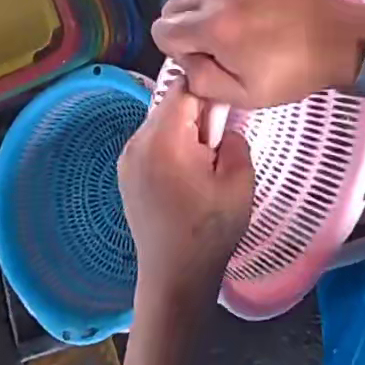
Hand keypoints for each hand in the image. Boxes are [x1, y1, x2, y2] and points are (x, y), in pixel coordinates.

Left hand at [117, 82, 255, 297]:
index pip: (184, 88)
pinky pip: (150, 143)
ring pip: (159, 123)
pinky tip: (183, 178)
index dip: (209, 94)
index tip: (225, 114)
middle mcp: (137, 141)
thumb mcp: (239, 181)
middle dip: (195, 115)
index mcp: (163, 139)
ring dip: (181, 132)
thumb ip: (234, 138)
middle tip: (215, 146)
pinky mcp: (125, 173)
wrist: (175, 276)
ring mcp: (126, 158)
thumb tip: (222, 124)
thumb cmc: (210, 230)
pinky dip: (168, 148)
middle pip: (169, 104)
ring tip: (200, 166)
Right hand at [152, 0, 364, 107]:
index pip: (161, 30)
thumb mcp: (244, 96)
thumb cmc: (293, 72)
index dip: (178, 49)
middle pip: (173, 6)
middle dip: (187, 25)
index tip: (204, 55)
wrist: (339, 37)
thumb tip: (183, 60)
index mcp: (212, 27)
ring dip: (203, 3)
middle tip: (220, 39)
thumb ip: (200, 81)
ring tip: (233, 17)